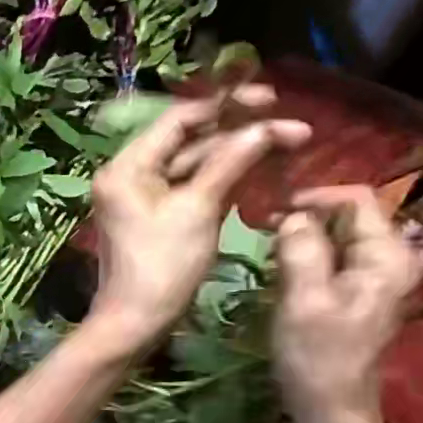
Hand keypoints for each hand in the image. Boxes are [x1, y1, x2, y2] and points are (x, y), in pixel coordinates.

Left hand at [86, 87, 310, 352]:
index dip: (225, 106)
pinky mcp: (158, 217)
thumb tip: (264, 127)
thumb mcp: (198, 209)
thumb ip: (229, 162)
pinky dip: (224, 180)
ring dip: (238, 156)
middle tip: (295, 131)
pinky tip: (263, 170)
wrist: (136, 322)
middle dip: (240, 135)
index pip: (178, 120)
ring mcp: (143, 197)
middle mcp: (130, 174)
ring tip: (290, 146)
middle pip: (189, 141)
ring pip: (195, 166)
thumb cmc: (163, 265)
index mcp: (128, 166)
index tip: (271, 100)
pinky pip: (193, 188)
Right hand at [273, 186, 421, 422]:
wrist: (330, 404)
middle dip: (308, 216)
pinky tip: (284, 267)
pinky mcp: (360, 291)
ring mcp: (378, 276)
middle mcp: (392, 259)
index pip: (358, 199)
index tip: (275, 211)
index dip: (315, 197)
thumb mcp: (303, 299)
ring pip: (340, 236)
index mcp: (387, 256)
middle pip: (351, 215)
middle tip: (266, 230)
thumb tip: (292, 216)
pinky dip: (309, 254)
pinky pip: (336, 257)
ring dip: (305, 236)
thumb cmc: (317, 354)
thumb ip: (300, 250)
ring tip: (270, 246)